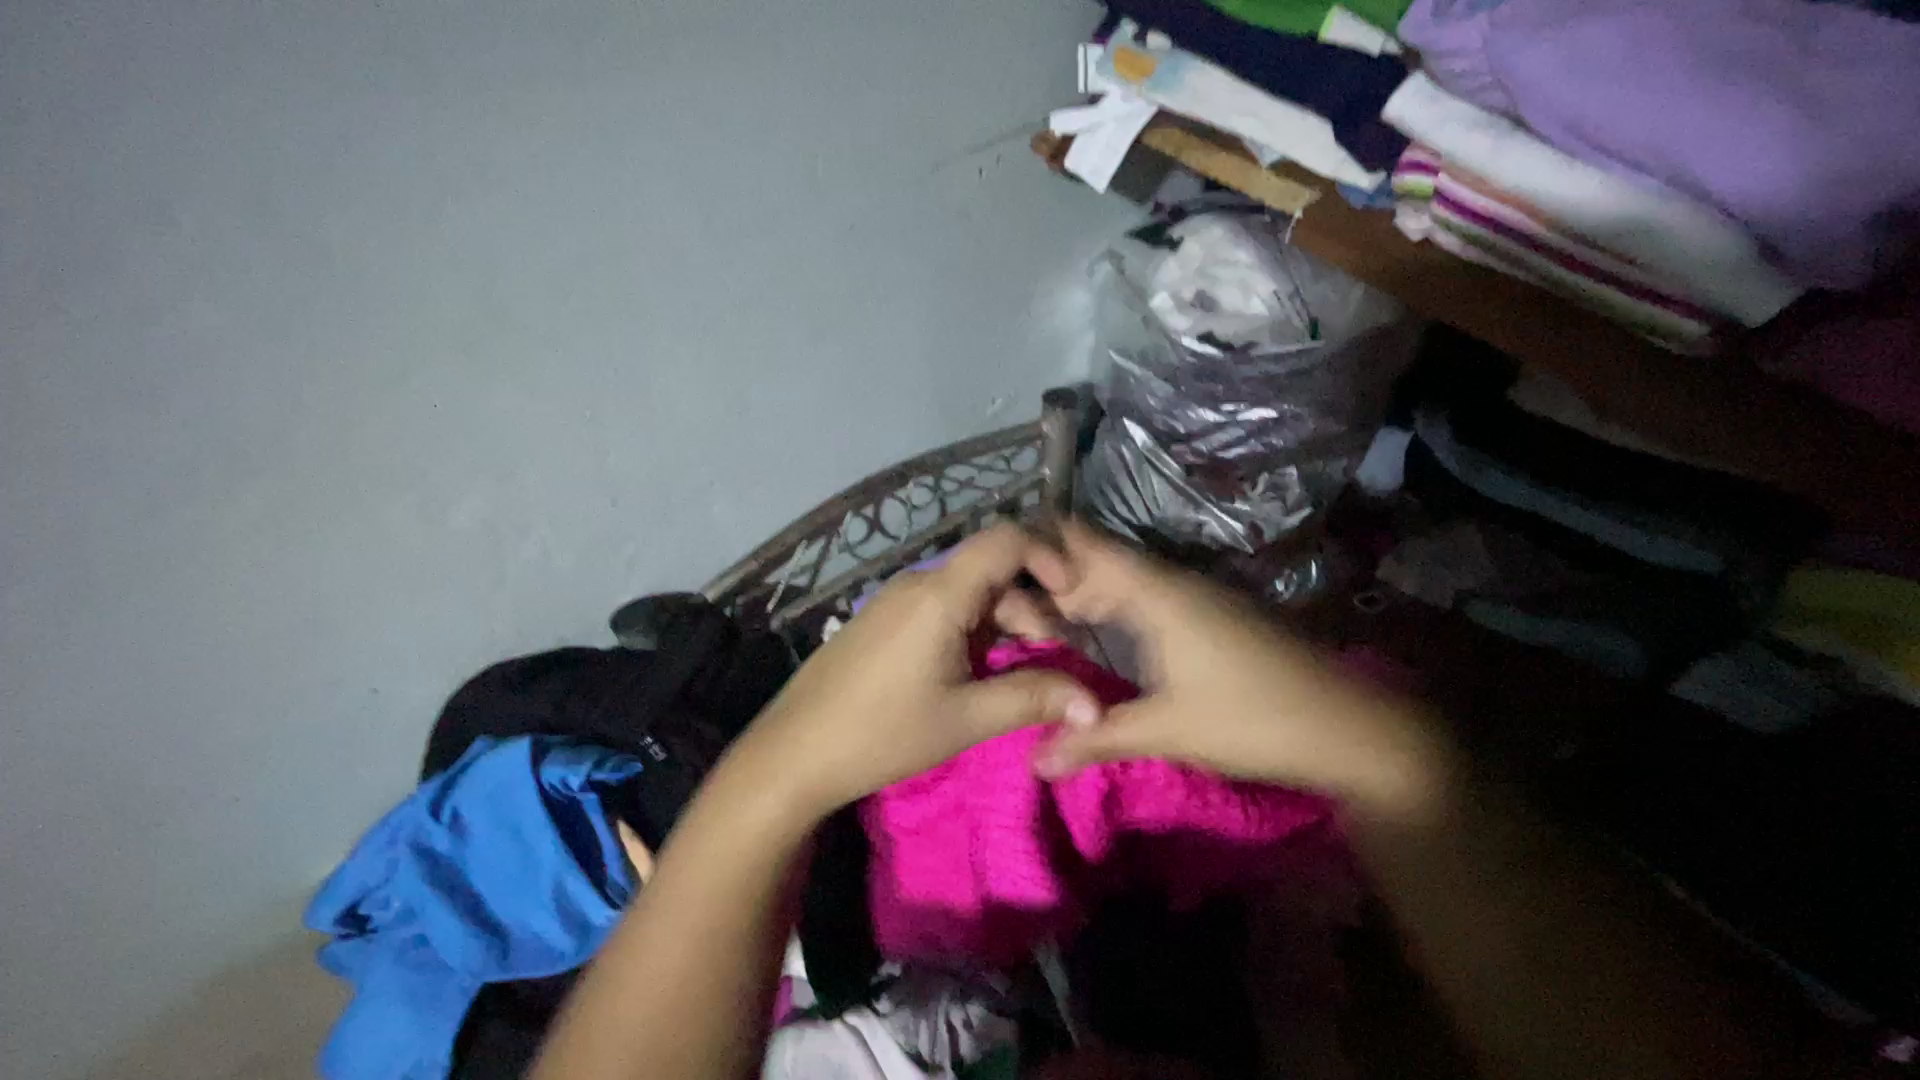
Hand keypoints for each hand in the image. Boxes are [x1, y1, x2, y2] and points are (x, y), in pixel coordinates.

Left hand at [732, 523, 1102, 817]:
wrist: (793, 754)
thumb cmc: (883, 733)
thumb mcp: (966, 718)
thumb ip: (1033, 698)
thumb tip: (1095, 704)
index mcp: (940, 593)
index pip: (1005, 539)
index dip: (1048, 555)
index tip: (1076, 595)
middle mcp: (917, 583)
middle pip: (990, 572)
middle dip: (1032, 607)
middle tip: (1055, 657)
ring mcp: (894, 601)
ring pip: (967, 594)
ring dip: (1003, 623)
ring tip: (1020, 672)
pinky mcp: (882, 622)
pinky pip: (940, 609)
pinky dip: (972, 630)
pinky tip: (976, 672)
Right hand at [1032, 523, 1453, 817]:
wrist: (1351, 727)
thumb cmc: (1252, 719)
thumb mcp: (1167, 730)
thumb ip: (1096, 738)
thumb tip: (1032, 760)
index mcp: (1157, 592)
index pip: (1084, 544)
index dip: (1038, 548)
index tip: (993, 573)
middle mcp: (1174, 583)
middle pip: (1098, 563)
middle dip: (1050, 583)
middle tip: (1000, 614)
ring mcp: (1197, 600)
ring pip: (1125, 584)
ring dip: (1083, 600)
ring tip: (1035, 628)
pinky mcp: (1213, 620)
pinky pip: (1147, 602)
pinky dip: (1113, 615)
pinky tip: (1097, 644)